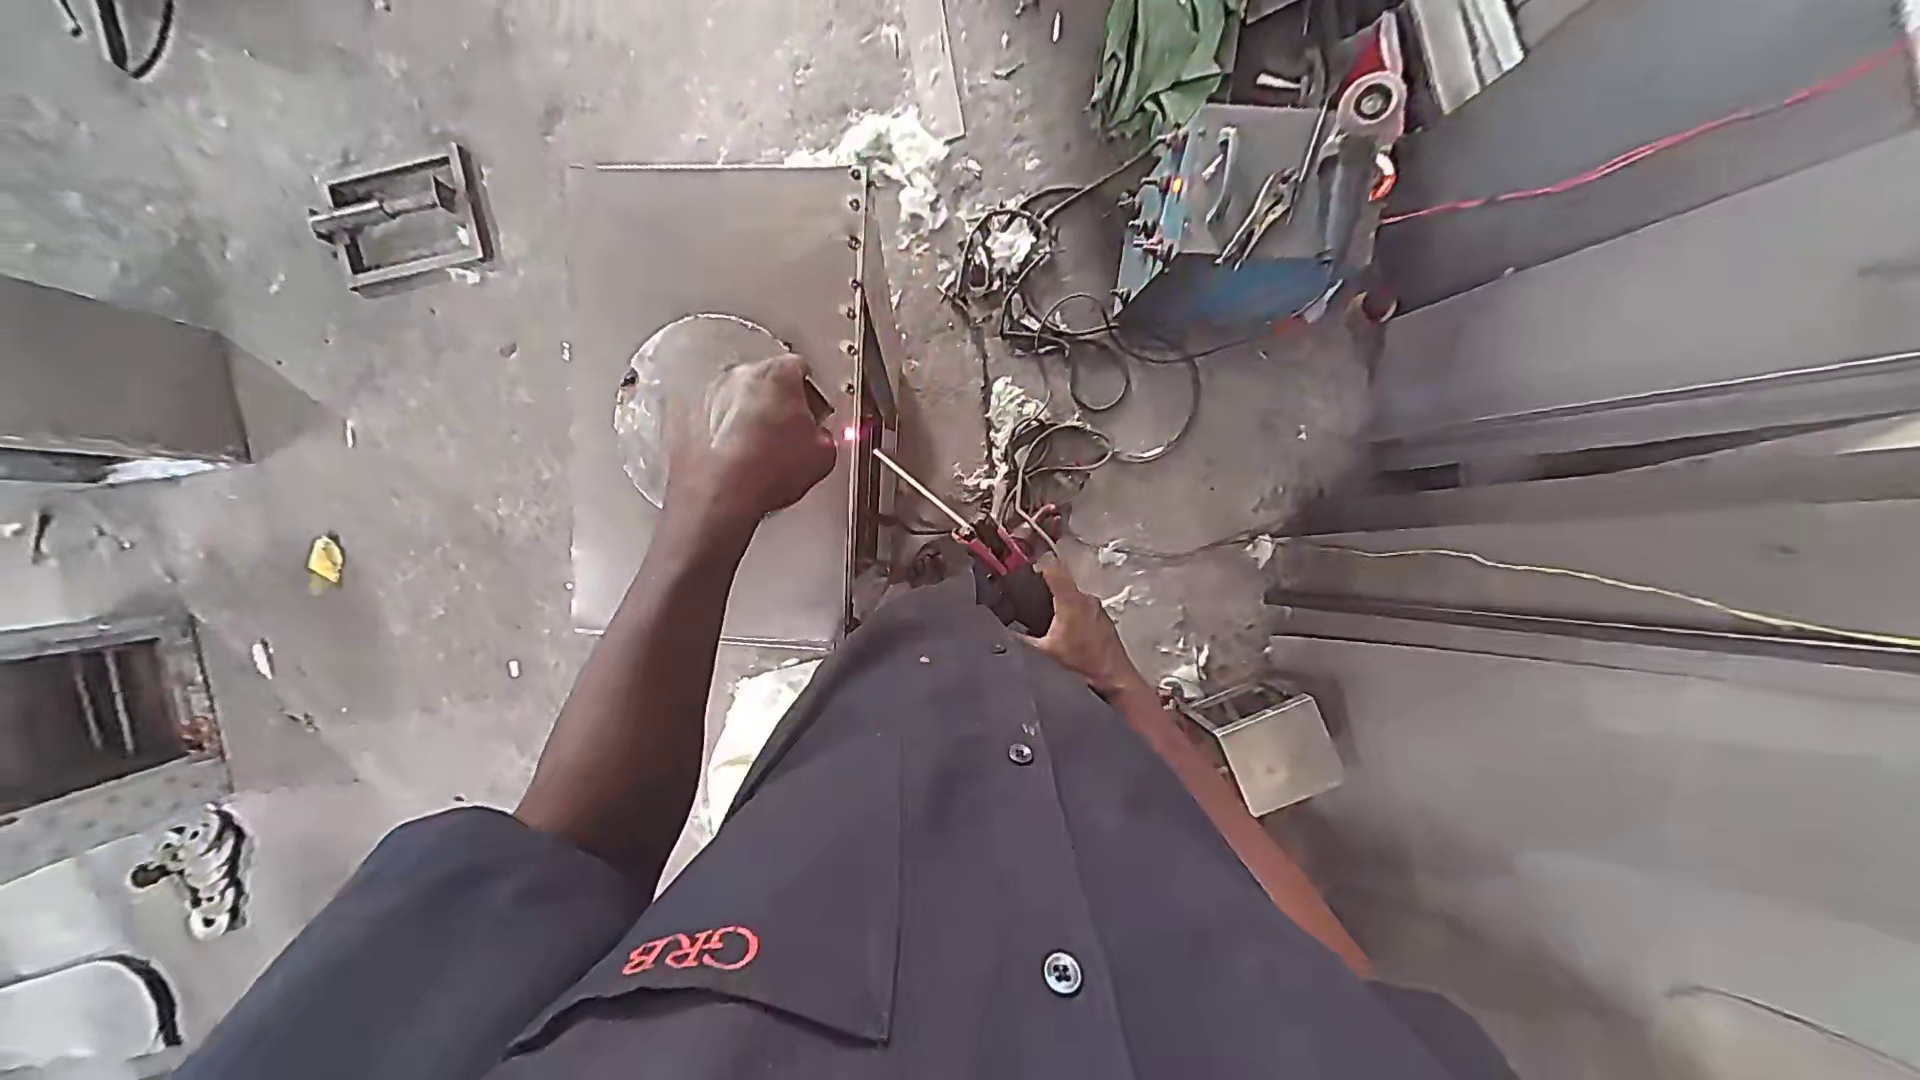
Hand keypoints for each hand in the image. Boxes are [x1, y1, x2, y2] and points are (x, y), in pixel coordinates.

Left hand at [665, 354, 836, 529]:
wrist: (723, 493)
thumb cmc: (767, 468)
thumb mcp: (822, 453)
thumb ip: (824, 434)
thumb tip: (819, 439)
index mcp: (779, 374)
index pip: (802, 369)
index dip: (812, 394)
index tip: (814, 411)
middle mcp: (741, 376)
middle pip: (768, 381)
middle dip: (779, 404)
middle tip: (791, 433)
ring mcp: (712, 395)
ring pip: (739, 399)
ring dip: (751, 417)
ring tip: (763, 451)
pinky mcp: (690, 418)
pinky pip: (716, 420)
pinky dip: (727, 434)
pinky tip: (740, 459)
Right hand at [1025, 557, 1150, 698]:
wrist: (1113, 679)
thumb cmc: (1083, 665)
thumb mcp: (1044, 653)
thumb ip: (1021, 640)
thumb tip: (1004, 634)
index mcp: (1071, 601)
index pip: (1053, 569)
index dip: (1038, 567)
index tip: (1027, 572)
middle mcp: (1086, 600)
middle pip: (1063, 583)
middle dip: (1047, 590)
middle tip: (1032, 601)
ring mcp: (1097, 609)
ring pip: (1074, 597)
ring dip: (1061, 604)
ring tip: (1048, 620)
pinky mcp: (1103, 620)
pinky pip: (1084, 609)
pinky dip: (1074, 615)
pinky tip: (1067, 634)